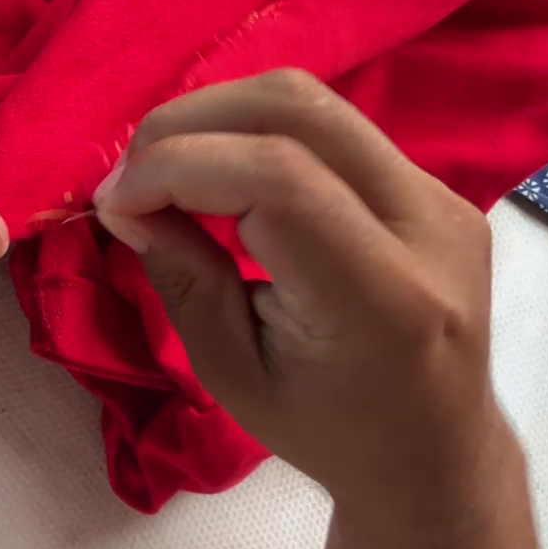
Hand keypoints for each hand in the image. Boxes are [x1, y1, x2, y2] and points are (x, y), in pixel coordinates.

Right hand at [92, 70, 509, 518]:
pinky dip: (239, 127)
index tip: (113, 204)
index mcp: (380, 297)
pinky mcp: (421, 181)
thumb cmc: (324, 430)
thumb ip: (180, 276)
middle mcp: (425, 224)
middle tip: (125, 177)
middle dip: (183, 124)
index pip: (276, 179)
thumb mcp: (227, 371)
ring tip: (155, 167)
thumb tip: (124, 204)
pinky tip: (203, 167)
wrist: (433, 451)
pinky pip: (317, 120)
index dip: (175, 169)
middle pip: (293, 109)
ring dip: (208, 116)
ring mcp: (435, 192)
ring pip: (305, 98)